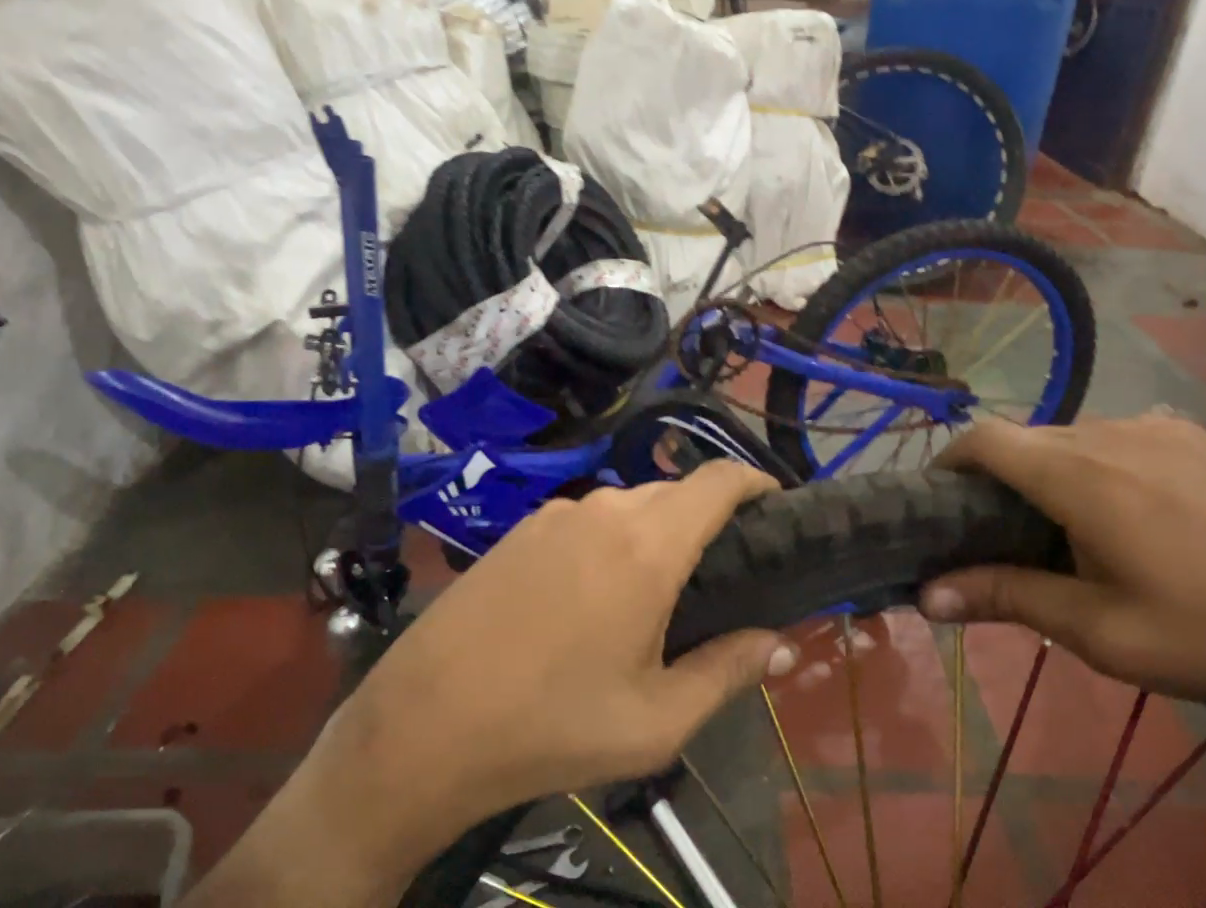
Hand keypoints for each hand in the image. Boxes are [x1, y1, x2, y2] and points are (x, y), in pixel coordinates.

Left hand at [338, 461, 795, 824]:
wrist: (425, 723)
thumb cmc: (554, 726)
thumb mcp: (657, 720)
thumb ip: (729, 672)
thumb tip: (780, 643)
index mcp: (648, 545)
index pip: (718, 479)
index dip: (755, 482)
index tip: (775, 507)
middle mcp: (602, 512)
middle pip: (674, 493)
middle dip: (707, 520)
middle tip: (721, 577)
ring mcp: (551, 516)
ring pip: (626, 507)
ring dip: (654, 534)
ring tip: (656, 595)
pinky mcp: (515, 532)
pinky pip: (583, 522)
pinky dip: (609, 542)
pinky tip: (593, 598)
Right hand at [917, 415, 1205, 716]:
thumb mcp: (1100, 632)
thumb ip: (1007, 597)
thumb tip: (924, 597)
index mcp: (1082, 476)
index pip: (986, 439)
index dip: (949, 461)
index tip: (937, 504)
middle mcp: (1115, 435)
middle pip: (1026, 438)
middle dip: (997, 477)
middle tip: (996, 537)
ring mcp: (1163, 430)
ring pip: (1072, 436)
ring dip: (1047, 471)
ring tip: (1061, 531)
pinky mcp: (1199, 439)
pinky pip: (1119, 437)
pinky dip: (1094, 464)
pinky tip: (1125, 515)